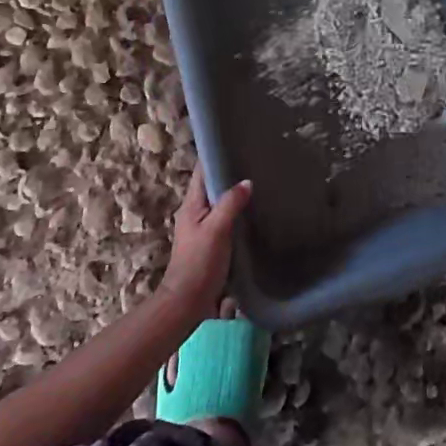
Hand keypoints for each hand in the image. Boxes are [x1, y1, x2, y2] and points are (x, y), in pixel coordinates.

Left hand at [158, 167, 251, 318]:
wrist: (187, 302)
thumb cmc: (199, 263)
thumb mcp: (216, 230)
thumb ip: (230, 204)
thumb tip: (246, 182)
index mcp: (191, 205)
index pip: (201, 172)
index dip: (214, 156)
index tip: (234, 143)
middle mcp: (194, 212)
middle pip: (211, 186)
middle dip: (229, 173)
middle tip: (254, 161)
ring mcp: (201, 228)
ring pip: (219, 203)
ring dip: (234, 193)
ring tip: (258, 183)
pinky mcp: (210, 243)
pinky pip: (225, 218)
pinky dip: (237, 211)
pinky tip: (253, 212)